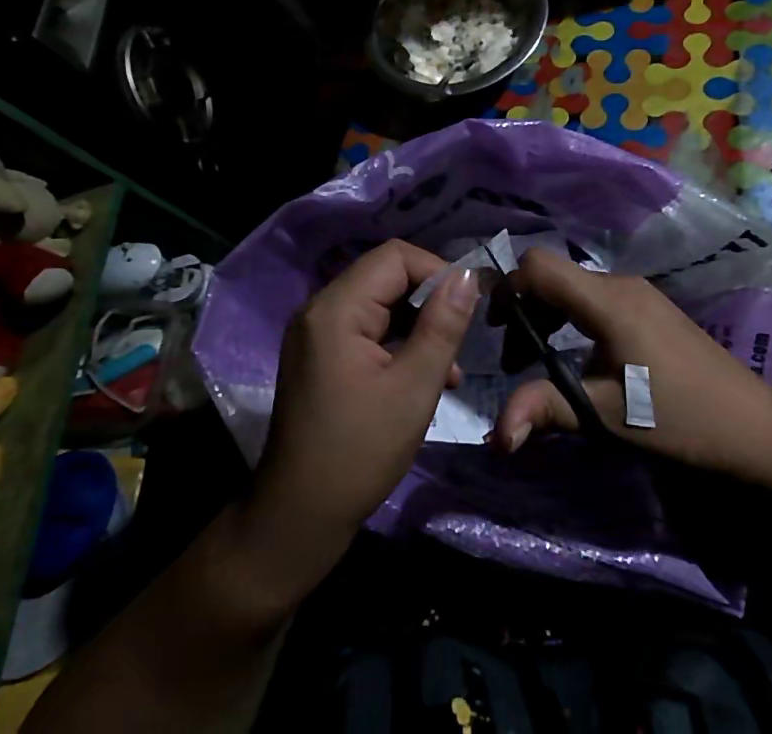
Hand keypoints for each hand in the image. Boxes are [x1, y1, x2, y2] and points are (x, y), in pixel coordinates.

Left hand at [250, 240, 476, 544]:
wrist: (301, 513)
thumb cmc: (361, 451)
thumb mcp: (414, 387)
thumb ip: (442, 326)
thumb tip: (467, 276)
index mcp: (335, 310)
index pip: (394, 257)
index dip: (438, 271)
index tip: (471, 306)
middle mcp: (319, 311)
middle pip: (384, 277)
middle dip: (429, 300)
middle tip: (462, 338)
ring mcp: (315, 335)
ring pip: (378, 304)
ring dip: (417, 324)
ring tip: (450, 367)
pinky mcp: (320, 357)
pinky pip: (365, 330)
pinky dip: (398, 343)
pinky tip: (425, 376)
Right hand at [492, 249, 771, 475]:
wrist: (754, 428)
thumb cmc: (678, 418)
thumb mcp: (604, 414)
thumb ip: (543, 409)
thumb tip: (495, 434)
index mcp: (608, 301)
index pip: (539, 266)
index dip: (507, 289)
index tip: (493, 330)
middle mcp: (622, 285)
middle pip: (554, 276)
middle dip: (524, 310)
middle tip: (514, 359)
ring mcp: (641, 295)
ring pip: (574, 289)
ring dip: (547, 318)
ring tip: (538, 362)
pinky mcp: (652, 310)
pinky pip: (596, 301)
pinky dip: (571, 321)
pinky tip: (576, 359)